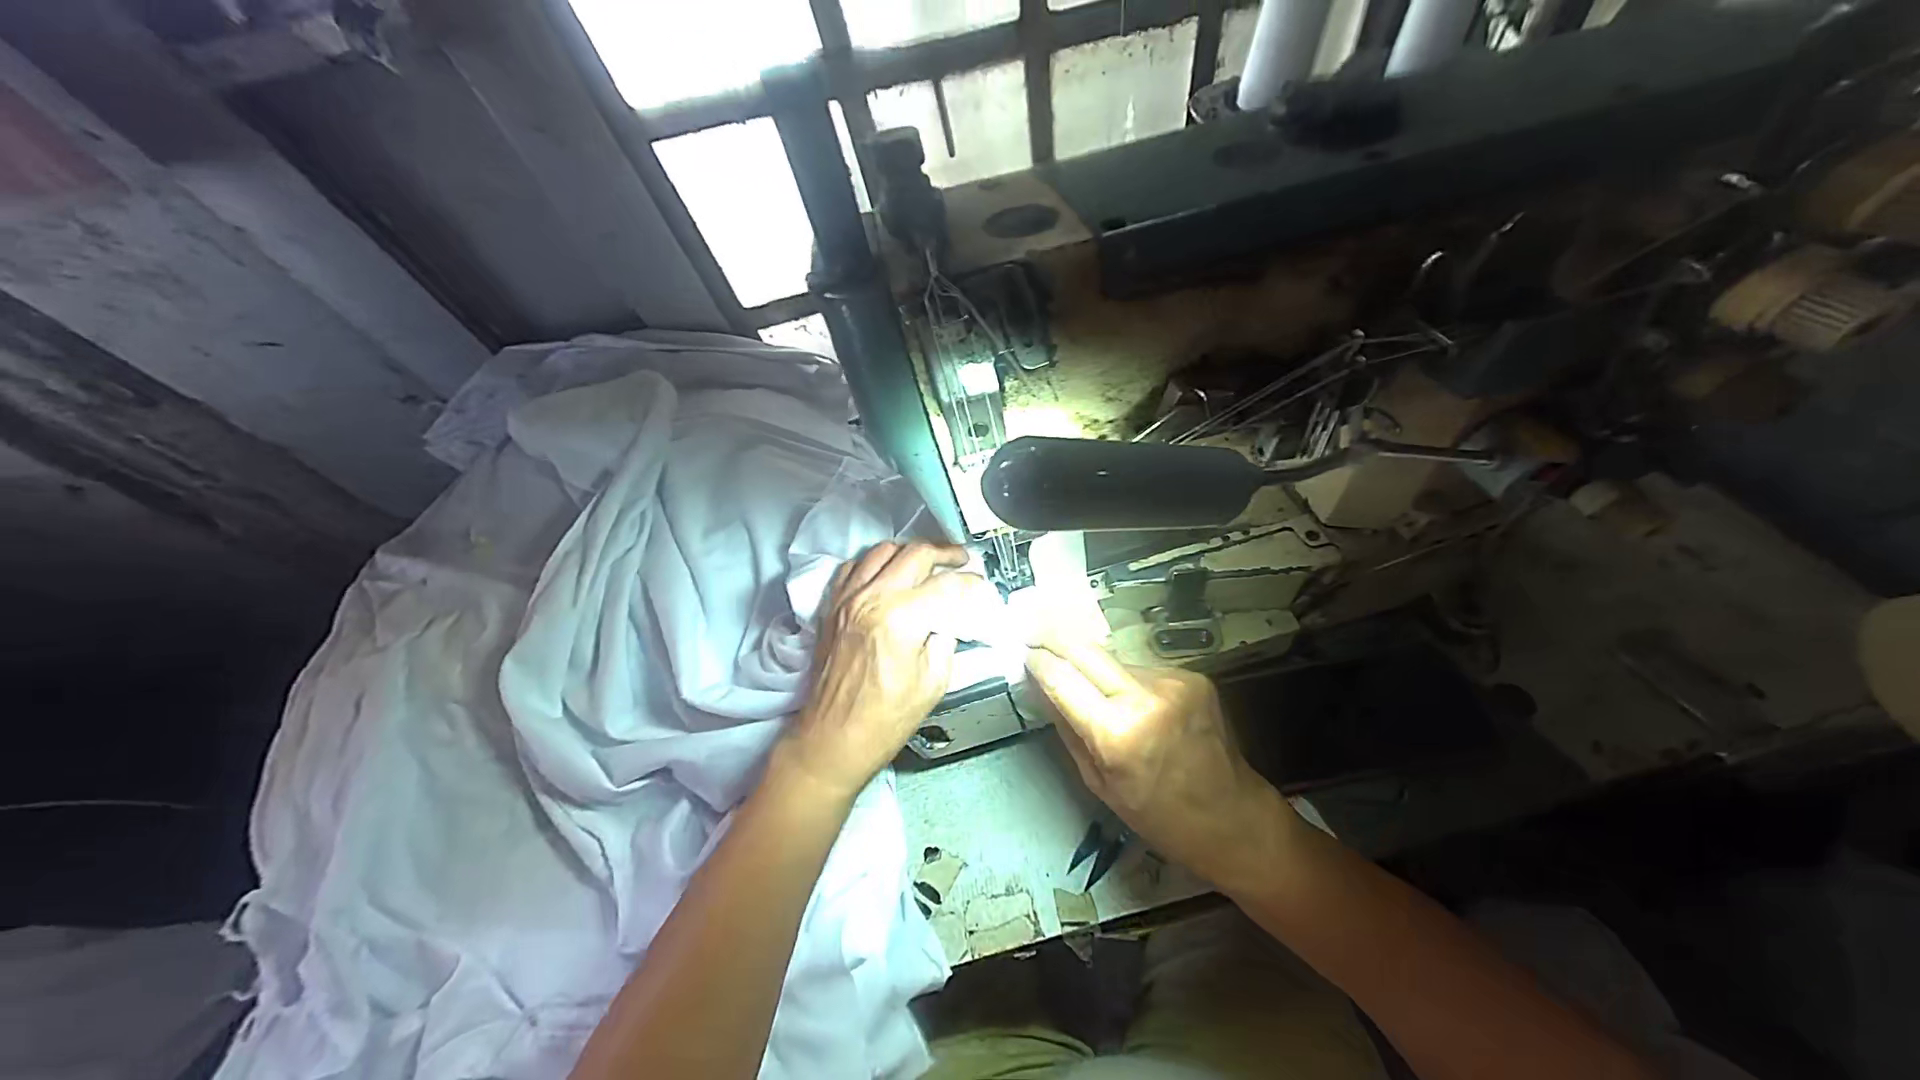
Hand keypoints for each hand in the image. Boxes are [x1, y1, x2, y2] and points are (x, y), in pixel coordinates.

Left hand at [780, 541, 991, 800]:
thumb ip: (946, 641)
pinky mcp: (832, 607)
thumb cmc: (882, 720)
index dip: (970, 583)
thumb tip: (951, 620)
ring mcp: (848, 600)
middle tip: (961, 560)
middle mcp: (871, 599)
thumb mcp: (933, 683)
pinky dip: (875, 562)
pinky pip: (854, 567)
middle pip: (915, 554)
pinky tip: (887, 571)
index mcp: (900, 618)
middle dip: (945, 553)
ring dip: (910, 551)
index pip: (945, 584)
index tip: (980, 586)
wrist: (833, 738)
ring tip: (928, 560)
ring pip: (883, 551)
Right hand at [1026, 641, 1295, 890]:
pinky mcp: (1193, 676)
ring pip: (1114, 658)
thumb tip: (1040, 687)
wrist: (1234, 819)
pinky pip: (1142, 668)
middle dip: (1053, 639)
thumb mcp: (1098, 782)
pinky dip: (1126, 679)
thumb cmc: (1160, 817)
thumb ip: (1066, 727)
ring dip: (1094, 665)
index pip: (1062, 678)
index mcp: (1117, 733)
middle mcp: (1146, 697)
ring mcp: (1174, 682)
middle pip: (1086, 650)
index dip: (1037, 661)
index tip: (1021, 652)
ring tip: (1088, 685)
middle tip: (1032, 634)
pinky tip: (1129, 700)